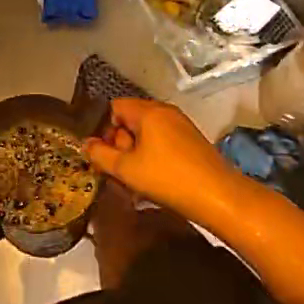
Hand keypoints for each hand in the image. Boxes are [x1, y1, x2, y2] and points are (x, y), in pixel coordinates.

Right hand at [85, 98, 239, 216]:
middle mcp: (165, 111)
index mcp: (148, 111)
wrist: (218, 196)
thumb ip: (101, 155)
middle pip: (131, 118)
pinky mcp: (192, 140)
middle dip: (120, 142)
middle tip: (119, 169)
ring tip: (135, 178)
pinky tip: (154, 179)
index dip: (104, 128)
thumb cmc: (167, 178)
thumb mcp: (126, 169)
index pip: (115, 107)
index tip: (104, 153)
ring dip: (136, 152)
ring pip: (147, 132)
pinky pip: (163, 140)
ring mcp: (181, 125)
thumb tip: (86, 143)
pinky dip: (153, 154)